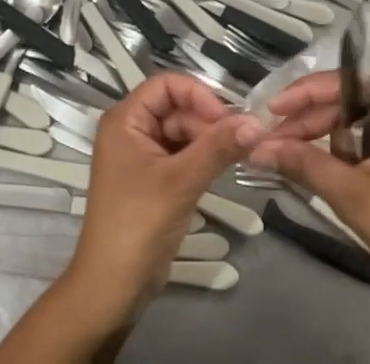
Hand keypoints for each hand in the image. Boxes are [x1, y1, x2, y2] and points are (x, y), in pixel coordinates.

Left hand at [70, 74, 260, 305]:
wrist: (113, 284)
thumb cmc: (138, 223)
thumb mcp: (181, 181)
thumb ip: (219, 148)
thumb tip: (256, 122)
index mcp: (125, 120)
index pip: (166, 85)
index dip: (198, 95)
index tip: (228, 120)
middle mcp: (131, 131)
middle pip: (177, 107)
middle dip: (208, 121)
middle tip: (241, 143)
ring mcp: (142, 156)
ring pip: (183, 132)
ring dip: (209, 140)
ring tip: (238, 156)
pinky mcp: (154, 179)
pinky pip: (182, 154)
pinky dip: (203, 158)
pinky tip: (224, 168)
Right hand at [248, 73, 369, 307]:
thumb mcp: (350, 193)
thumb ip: (303, 162)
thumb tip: (257, 146)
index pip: (347, 83)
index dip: (305, 94)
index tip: (272, 110)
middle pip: (351, 100)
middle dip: (311, 119)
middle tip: (274, 138)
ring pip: (358, 122)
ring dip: (324, 136)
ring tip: (292, 153)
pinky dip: (344, 151)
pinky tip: (322, 165)